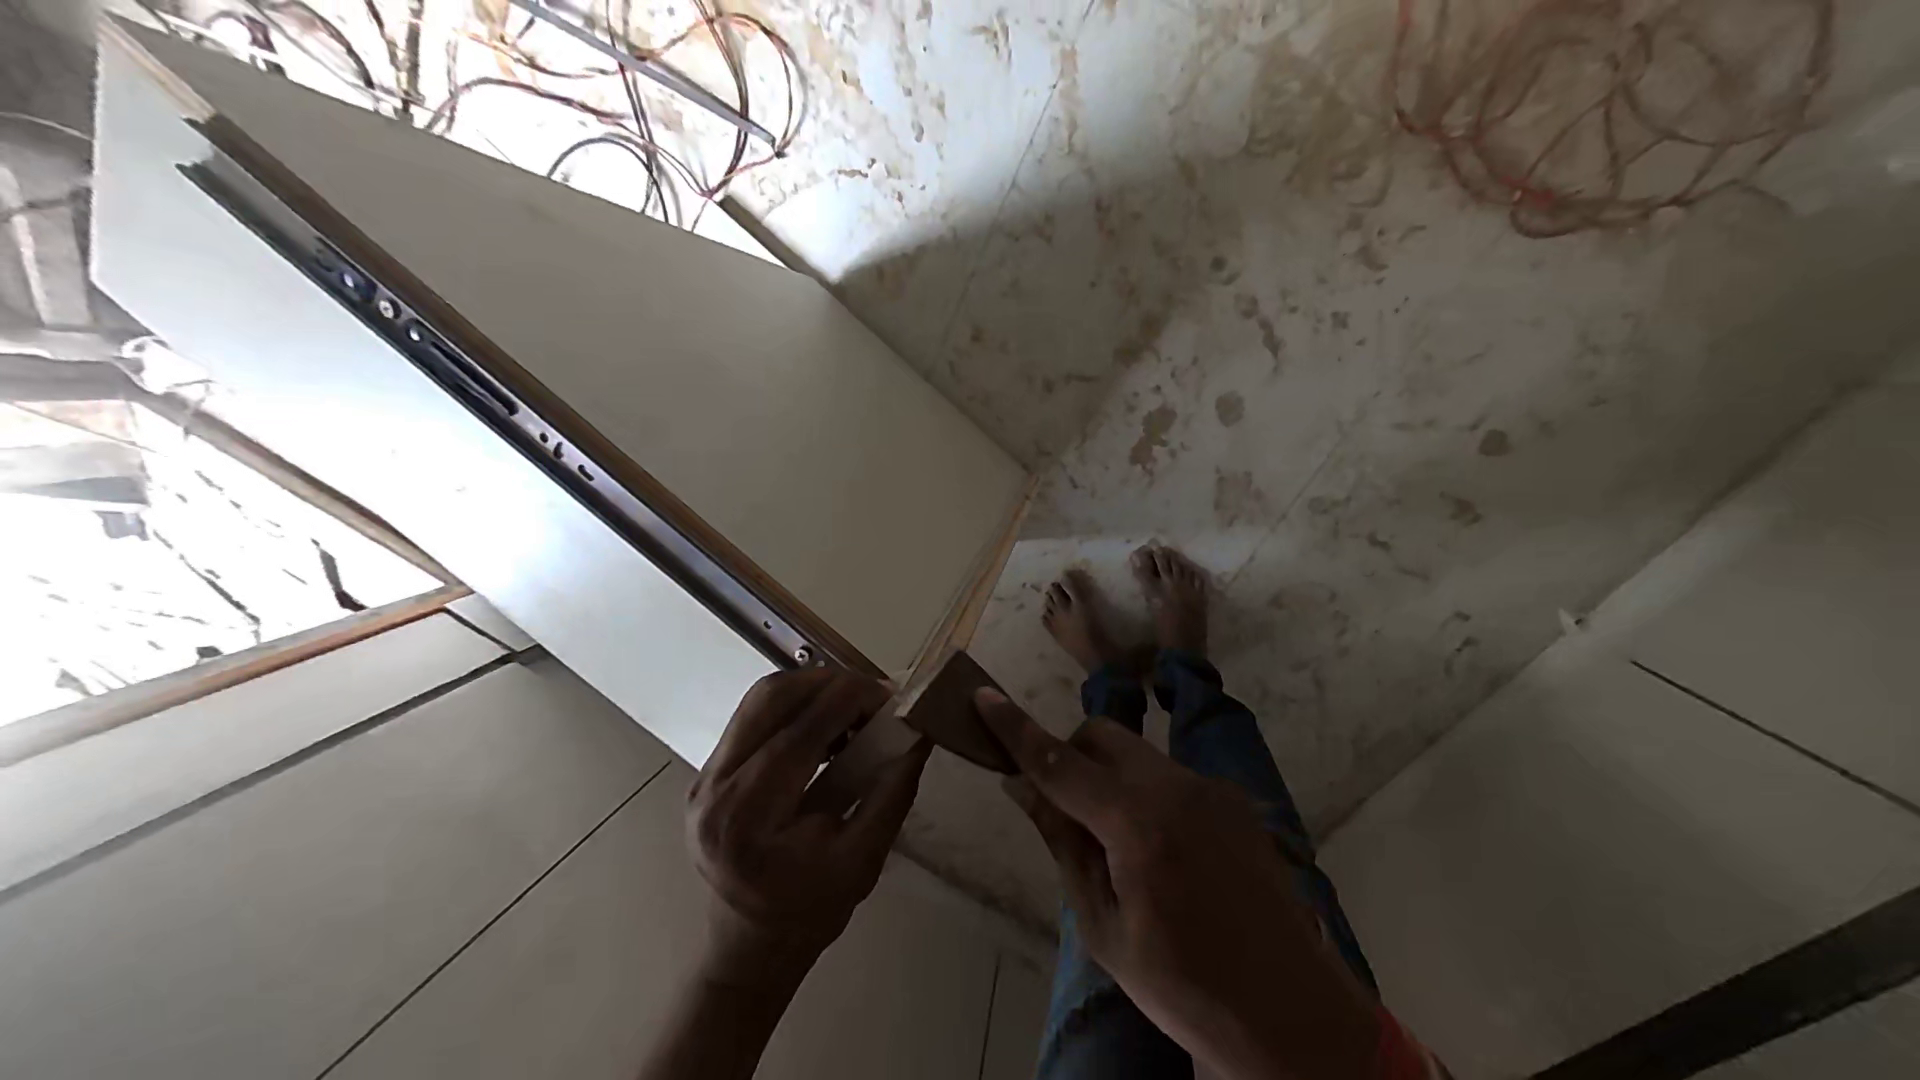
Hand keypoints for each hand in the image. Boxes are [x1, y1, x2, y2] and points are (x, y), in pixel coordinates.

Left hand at [686, 668, 932, 977]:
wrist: (751, 941)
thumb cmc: (811, 909)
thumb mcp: (865, 859)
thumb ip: (892, 790)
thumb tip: (918, 731)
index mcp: (749, 820)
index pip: (800, 733)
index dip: (849, 700)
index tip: (890, 697)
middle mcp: (714, 788)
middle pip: (771, 698)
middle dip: (831, 683)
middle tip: (873, 699)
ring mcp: (703, 775)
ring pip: (760, 698)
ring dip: (812, 688)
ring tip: (852, 708)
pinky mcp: (708, 769)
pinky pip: (754, 715)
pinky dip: (795, 705)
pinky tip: (825, 724)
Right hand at [973, 688, 1379, 1079]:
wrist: (1293, 1016)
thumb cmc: (1185, 986)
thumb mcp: (1104, 927)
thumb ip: (1063, 844)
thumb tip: (1021, 786)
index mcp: (1139, 826)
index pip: (1060, 763)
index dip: (1017, 730)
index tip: (985, 697)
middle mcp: (1178, 789)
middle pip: (1101, 737)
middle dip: (1071, 756)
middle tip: (1066, 814)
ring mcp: (1212, 789)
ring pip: (1136, 754)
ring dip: (1108, 777)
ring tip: (1118, 845)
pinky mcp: (1233, 800)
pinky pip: (1169, 776)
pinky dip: (1144, 793)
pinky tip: (1162, 853)